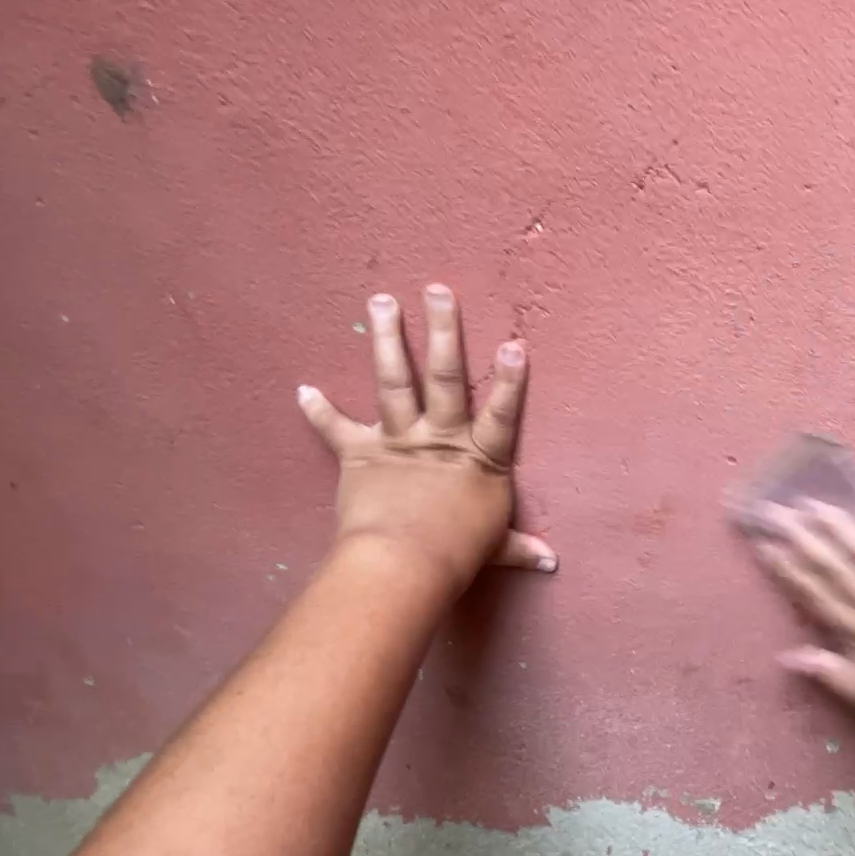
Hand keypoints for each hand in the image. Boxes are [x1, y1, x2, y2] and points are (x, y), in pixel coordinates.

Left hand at [296, 284, 555, 590]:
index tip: (514, 342)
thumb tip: (552, 562)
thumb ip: (522, 546)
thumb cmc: (458, 553)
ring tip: (381, 301)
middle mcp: (441, 439)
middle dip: (443, 331)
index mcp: (479, 458)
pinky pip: (336, 429)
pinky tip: (302, 388)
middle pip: (446, 377)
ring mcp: (399, 442)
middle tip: (437, 290)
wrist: (402, 564)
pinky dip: (318, 410)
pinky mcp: (360, 456)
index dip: (510, 378)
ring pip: (395, 382)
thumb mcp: (498, 546)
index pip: (502, 411)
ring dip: (388, 340)